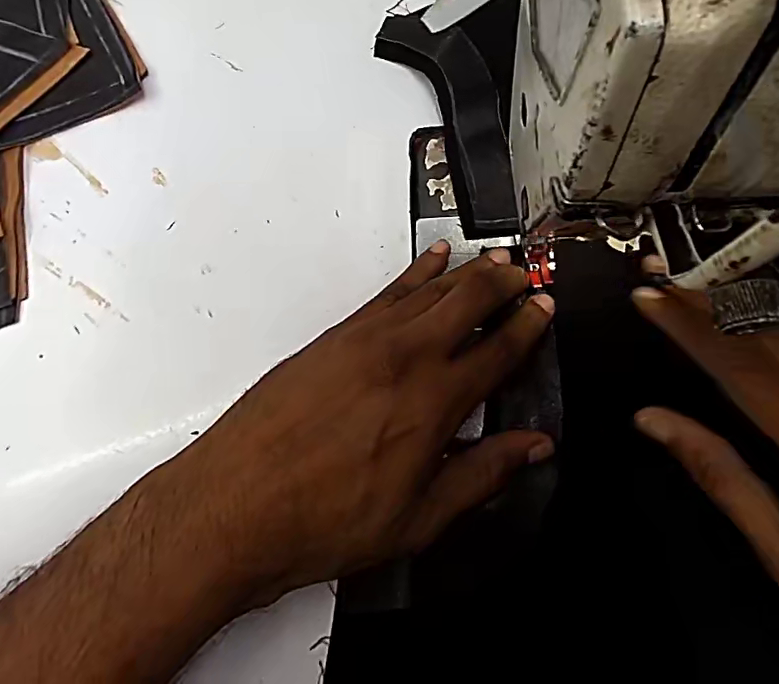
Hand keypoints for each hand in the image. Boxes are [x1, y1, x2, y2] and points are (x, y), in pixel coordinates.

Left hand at [157, 242, 554, 608]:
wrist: (235, 505)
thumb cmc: (318, 518)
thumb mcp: (418, 519)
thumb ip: (482, 475)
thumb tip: (528, 449)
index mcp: (434, 403)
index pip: (499, 350)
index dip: (529, 325)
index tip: (543, 308)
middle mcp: (407, 358)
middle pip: (473, 300)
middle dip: (507, 281)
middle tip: (526, 275)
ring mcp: (371, 337)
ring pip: (437, 286)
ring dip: (471, 271)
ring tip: (495, 261)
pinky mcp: (340, 332)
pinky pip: (392, 288)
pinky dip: (420, 269)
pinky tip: (435, 259)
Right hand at [630, 269, 778, 683]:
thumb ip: (722, 478)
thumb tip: (656, 423)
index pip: (742, 366)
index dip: (687, 326)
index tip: (651, 300)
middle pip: (775, 333)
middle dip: (711, 304)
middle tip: (666, 288)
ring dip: (752, 309)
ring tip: (705, 297)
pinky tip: (775, 328)